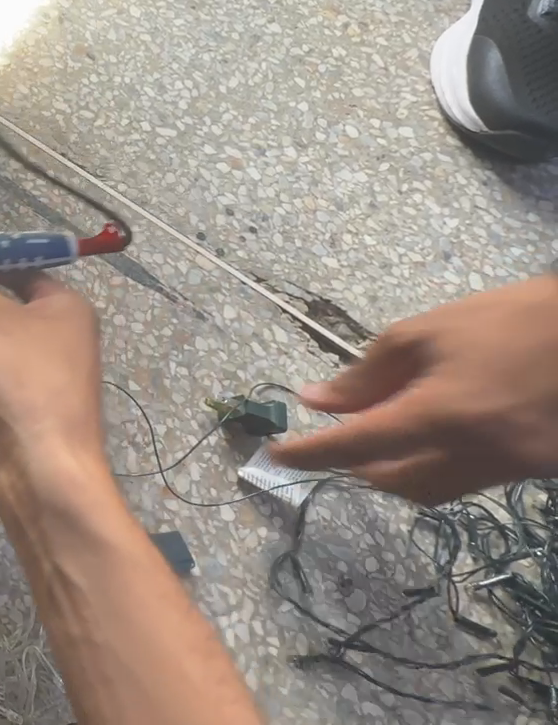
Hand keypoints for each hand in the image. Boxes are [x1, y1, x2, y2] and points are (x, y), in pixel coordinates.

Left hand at [273, 275, 557, 505]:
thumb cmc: (507, 321)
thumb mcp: (418, 337)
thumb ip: (363, 377)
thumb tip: (315, 401)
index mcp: (447, 415)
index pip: (360, 446)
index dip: (312, 454)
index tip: (277, 456)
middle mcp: (490, 452)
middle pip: (404, 483)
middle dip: (359, 467)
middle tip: (333, 440)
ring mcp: (529, 465)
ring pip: (443, 487)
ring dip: (400, 468)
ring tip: (375, 432)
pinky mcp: (550, 465)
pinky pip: (479, 476)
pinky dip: (440, 461)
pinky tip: (428, 432)